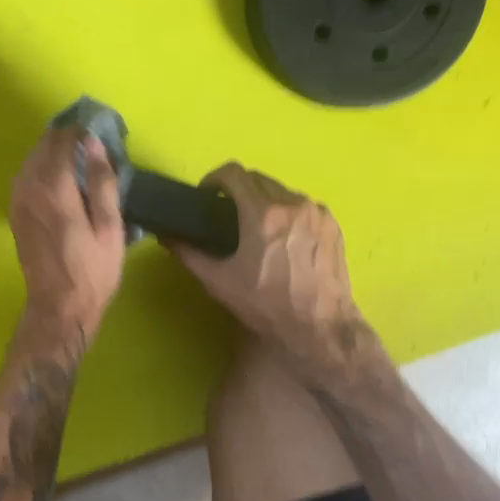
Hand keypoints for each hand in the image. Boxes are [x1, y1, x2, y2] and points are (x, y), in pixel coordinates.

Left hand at [10, 129, 126, 338]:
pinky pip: (25, 179)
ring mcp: (17, 202)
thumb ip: (101, 181)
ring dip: (50, 152)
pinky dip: (40, 169)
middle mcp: (29, 189)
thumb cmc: (92, 271)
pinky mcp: (15, 215)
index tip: (98, 127)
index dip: (80, 129)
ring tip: (77, 155)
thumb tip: (94, 143)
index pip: (62, 141)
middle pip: (42, 147)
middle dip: (64, 137)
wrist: (58, 307)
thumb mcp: (110, 226)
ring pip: (30, 161)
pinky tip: (58, 178)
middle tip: (90, 140)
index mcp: (54, 188)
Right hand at [167, 163, 372, 377]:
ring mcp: (317, 212)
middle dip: (239, 189)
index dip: (214, 178)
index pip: (234, 173)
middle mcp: (293, 203)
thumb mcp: (220, 282)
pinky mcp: (333, 225)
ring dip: (264, 200)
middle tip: (226, 212)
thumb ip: (189, 255)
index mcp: (263, 213)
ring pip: (283, 191)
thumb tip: (166, 237)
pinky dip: (288, 213)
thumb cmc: (265, 305)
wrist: (319, 327)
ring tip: (256, 226)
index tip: (206, 194)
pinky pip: (304, 206)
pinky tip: (283, 238)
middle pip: (259, 179)